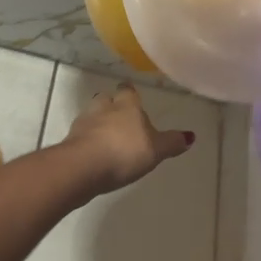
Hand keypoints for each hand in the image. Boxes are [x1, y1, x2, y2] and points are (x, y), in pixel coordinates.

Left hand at [55, 83, 195, 196]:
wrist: (82, 168)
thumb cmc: (123, 152)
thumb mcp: (155, 150)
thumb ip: (171, 142)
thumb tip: (191, 136)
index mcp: (127, 105)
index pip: (128, 91)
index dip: (130, 93)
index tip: (131, 95)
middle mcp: (104, 108)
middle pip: (105, 99)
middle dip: (110, 104)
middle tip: (116, 114)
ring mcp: (83, 125)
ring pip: (90, 116)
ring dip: (95, 123)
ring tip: (102, 136)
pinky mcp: (69, 144)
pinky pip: (78, 138)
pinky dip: (84, 142)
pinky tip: (90, 155)